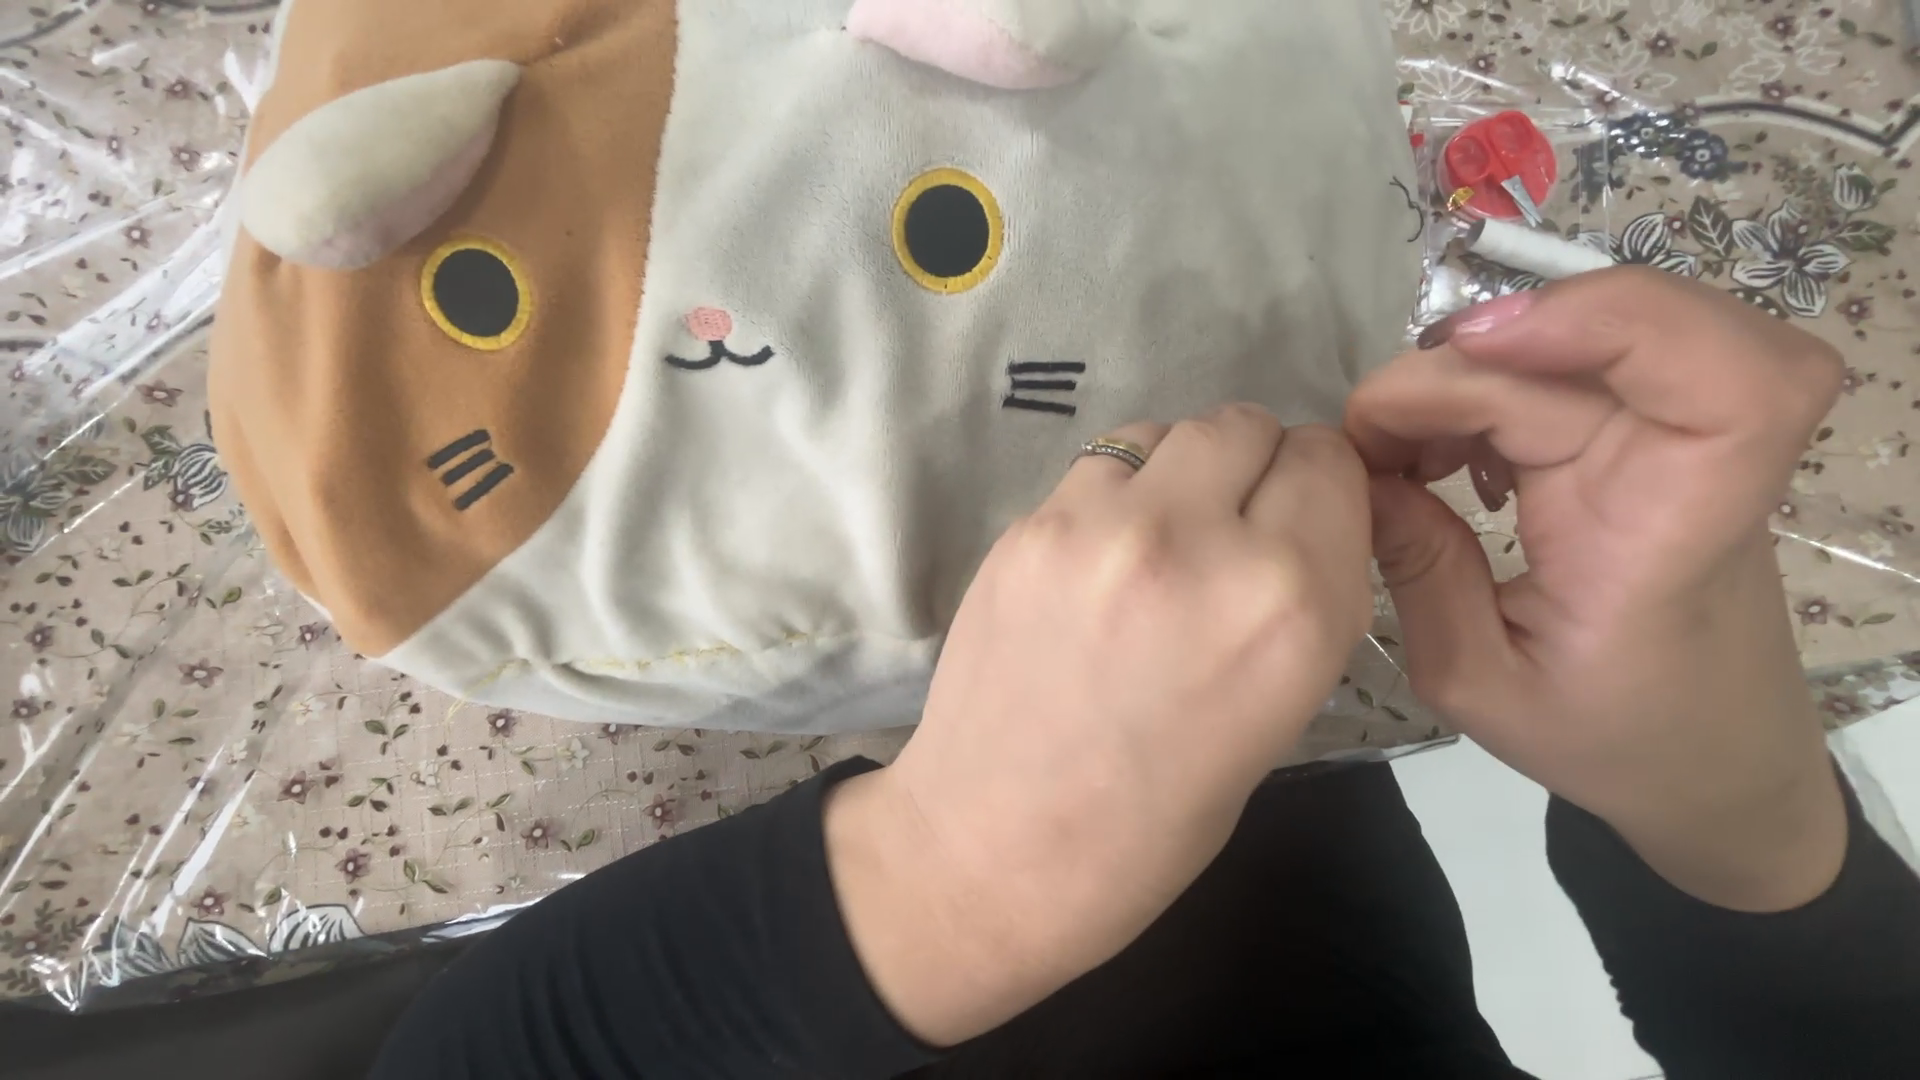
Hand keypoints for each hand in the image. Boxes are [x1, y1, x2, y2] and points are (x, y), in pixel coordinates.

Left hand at [827, 406, 1373, 1045]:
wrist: (992, 845)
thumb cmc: (1150, 822)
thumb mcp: (1274, 715)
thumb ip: (1297, 601)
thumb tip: (1295, 523)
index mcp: (1287, 608)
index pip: (1328, 465)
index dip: (1317, 487)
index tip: (1299, 515)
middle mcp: (1195, 544)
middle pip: (1246, 426)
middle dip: (1252, 466)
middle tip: (1227, 523)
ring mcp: (1095, 528)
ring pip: (1166, 432)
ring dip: (1178, 470)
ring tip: (1158, 535)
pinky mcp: (1024, 528)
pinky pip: (1095, 465)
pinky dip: (1113, 491)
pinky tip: (1096, 553)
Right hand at [1346, 268, 1847, 913]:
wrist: (1699, 759)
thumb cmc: (1602, 738)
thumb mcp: (1473, 680)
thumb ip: (1418, 573)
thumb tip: (1358, 475)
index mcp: (1665, 540)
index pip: (1728, 385)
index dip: (1615, 321)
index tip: (1475, 344)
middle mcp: (1677, 475)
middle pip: (1592, 357)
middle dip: (1450, 376)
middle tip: (1361, 441)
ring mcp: (1657, 456)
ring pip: (1569, 356)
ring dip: (1454, 383)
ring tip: (1384, 446)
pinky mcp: (1627, 455)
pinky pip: (1553, 386)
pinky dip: (1473, 398)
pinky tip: (1429, 450)